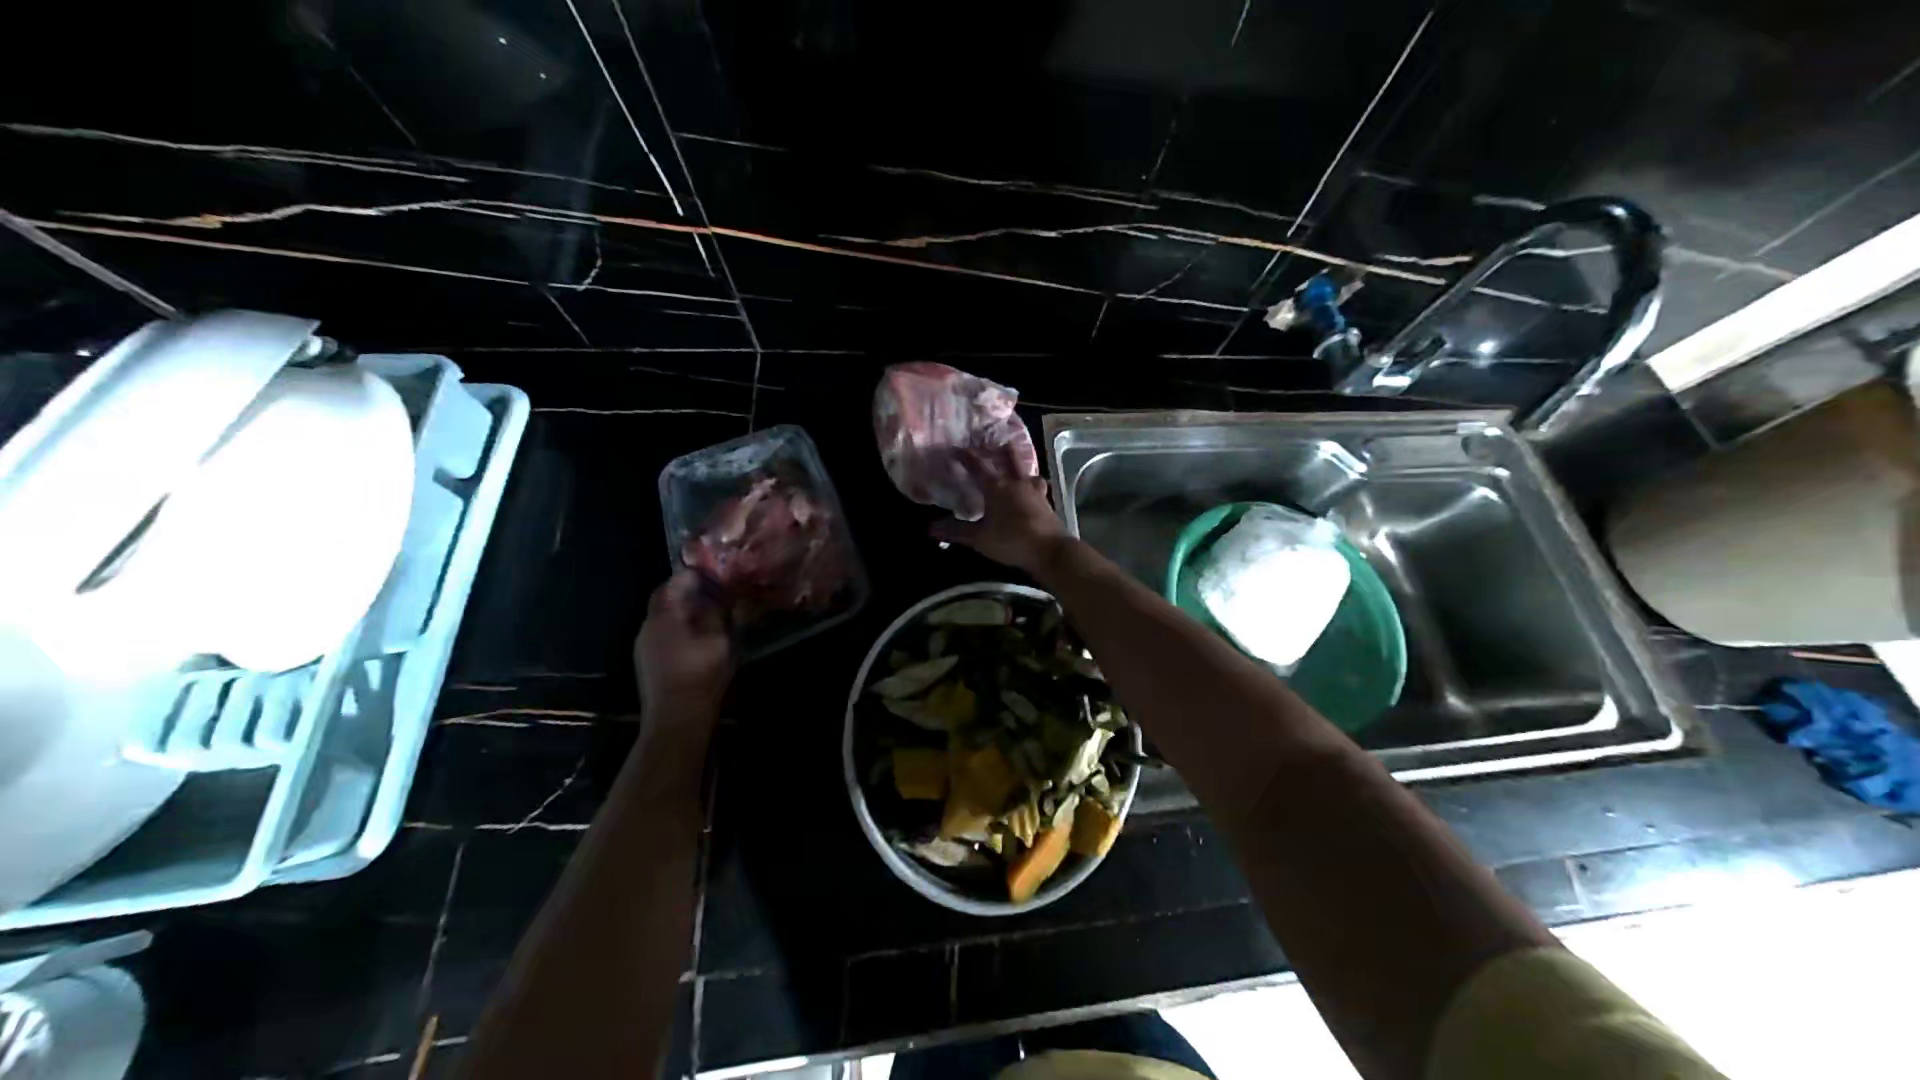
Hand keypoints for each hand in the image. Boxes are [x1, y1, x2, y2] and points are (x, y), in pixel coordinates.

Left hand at [635, 572, 733, 719]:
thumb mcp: (718, 639)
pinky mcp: (647, 663)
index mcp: (663, 616)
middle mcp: (648, 627)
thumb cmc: (700, 674)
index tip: (713, 574)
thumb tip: (718, 594)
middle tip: (714, 593)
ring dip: (684, 613)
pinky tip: (698, 640)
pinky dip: (680, 629)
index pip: (674, 583)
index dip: (693, 575)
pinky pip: (663, 635)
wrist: (676, 719)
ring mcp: (644, 647)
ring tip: (710, 617)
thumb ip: (716, 613)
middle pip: (666, 600)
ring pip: (664, 619)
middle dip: (688, 594)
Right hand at [930, 450, 1070, 573]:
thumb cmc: (1011, 540)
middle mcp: (1016, 482)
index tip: (955, 450)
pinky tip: (1030, 493)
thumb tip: (931, 528)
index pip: (978, 465)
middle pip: (1009, 457)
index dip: (965, 456)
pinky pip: (1038, 487)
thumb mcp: (979, 538)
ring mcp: (1035, 491)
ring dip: (1019, 466)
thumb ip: (956, 531)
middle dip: (999, 450)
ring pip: (1026, 471)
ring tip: (1014, 470)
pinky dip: (1031, 485)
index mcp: (997, 486)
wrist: (1050, 550)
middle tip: (992, 447)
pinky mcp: (1046, 502)